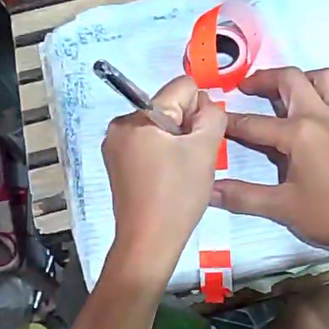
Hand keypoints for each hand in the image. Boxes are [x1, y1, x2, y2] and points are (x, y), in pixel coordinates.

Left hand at [102, 74, 225, 276]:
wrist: (148, 241)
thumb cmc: (177, 195)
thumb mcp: (205, 150)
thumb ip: (212, 115)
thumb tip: (204, 104)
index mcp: (138, 116)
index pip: (182, 87)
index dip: (200, 110)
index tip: (199, 140)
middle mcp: (120, 124)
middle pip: (169, 106)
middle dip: (186, 127)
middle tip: (191, 160)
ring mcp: (115, 146)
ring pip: (161, 127)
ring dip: (177, 142)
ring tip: (180, 172)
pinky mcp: (117, 164)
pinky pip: (149, 144)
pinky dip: (163, 155)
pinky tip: (169, 178)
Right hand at [212, 66, 328, 257]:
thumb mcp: (283, 208)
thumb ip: (244, 197)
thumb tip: (210, 190)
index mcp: (298, 134)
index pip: (255, 124)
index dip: (230, 122)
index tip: (215, 119)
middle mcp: (323, 116)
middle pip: (291, 80)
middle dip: (265, 79)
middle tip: (248, 88)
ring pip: (327, 79)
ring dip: (305, 78)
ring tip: (291, 91)